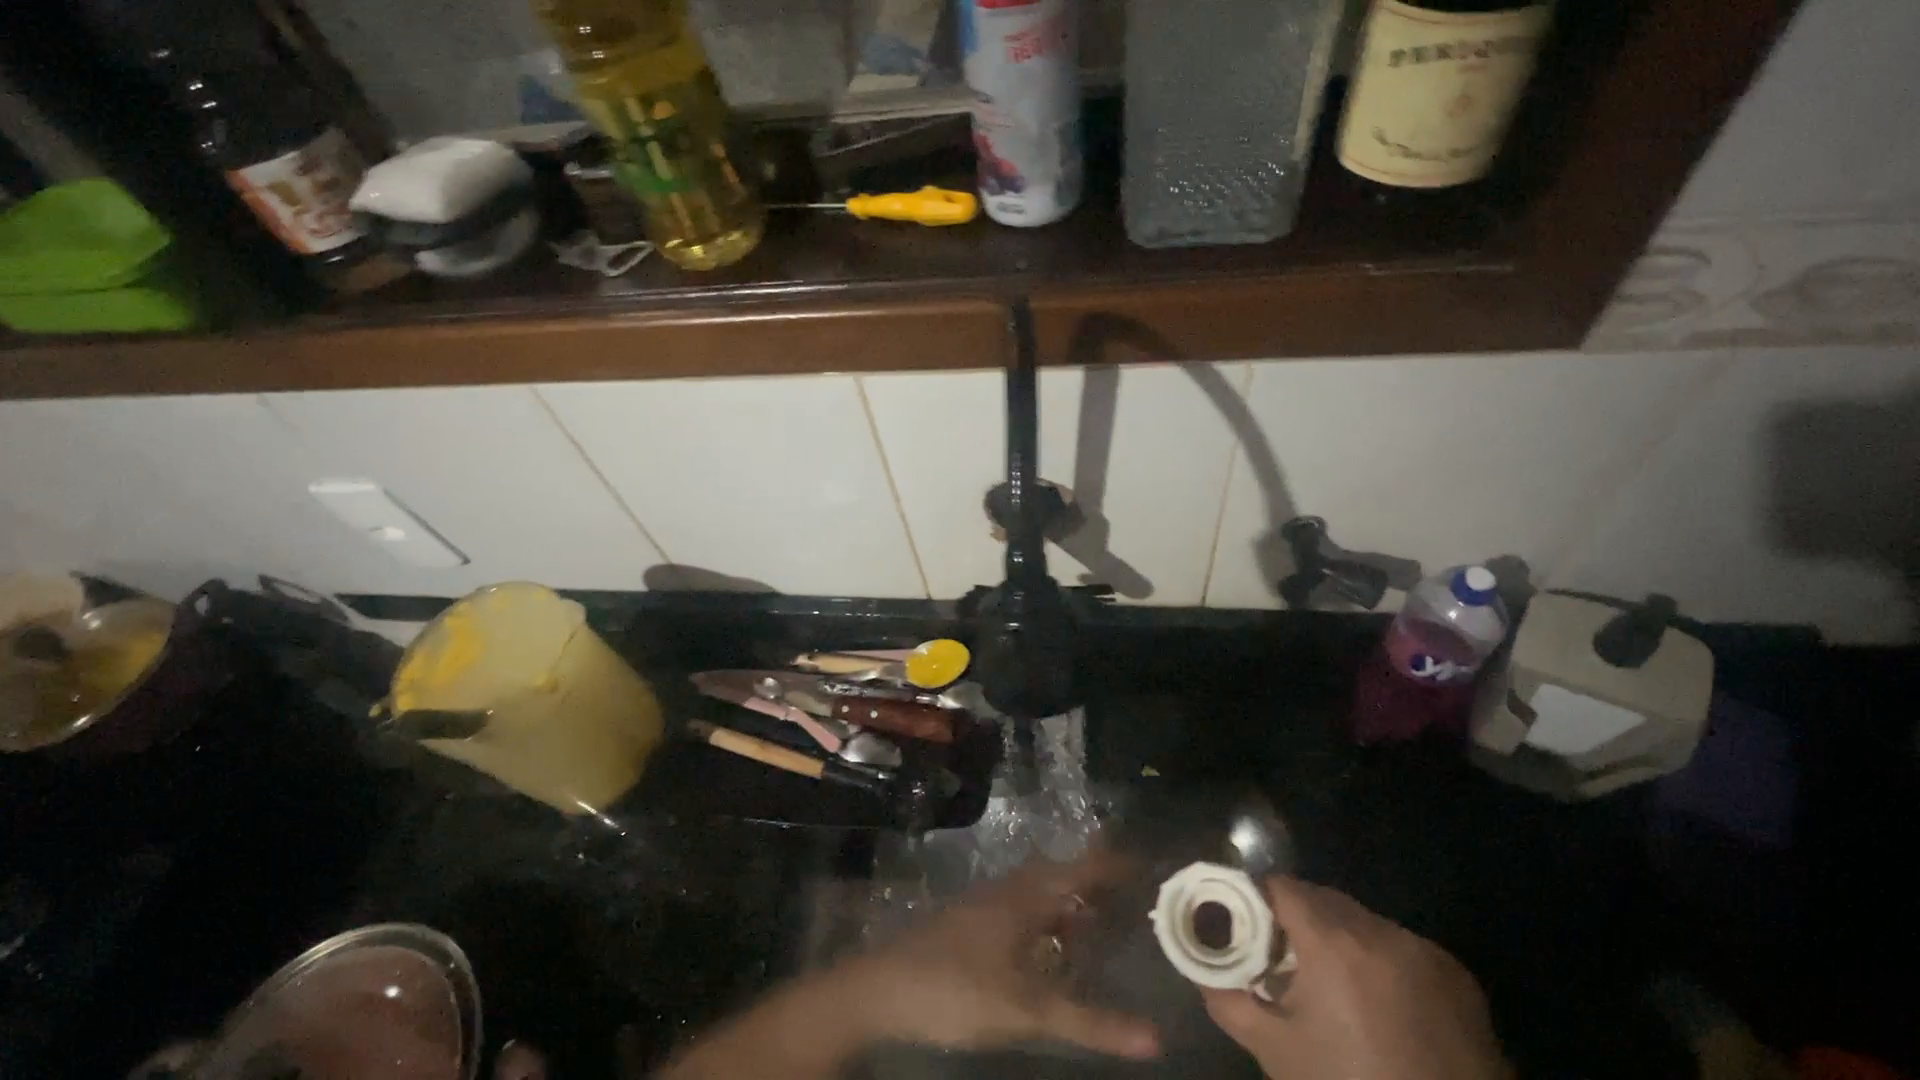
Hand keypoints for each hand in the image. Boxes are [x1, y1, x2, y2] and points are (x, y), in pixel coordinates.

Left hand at [841, 852, 1161, 1059]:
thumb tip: (1155, 1039)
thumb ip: (1089, 1023)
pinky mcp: (965, 925)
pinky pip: (1018, 912)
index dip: (1115, 866)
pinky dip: (1042, 923)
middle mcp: (1005, 891)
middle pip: (1059, 878)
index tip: (1150, 867)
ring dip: (1066, 906)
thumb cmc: (954, 990)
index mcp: (1024, 896)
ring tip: (1097, 927)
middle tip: (1131, 903)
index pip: (1081, 869)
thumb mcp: (1026, 1011)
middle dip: (1094, 887)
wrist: (876, 991)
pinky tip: (1045, 952)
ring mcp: (980, 906)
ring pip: (1035, 896)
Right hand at [1203, 878, 1505, 1079]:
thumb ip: (1229, 1002)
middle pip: (1322, 898)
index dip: (1255, 898)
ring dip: (1339, 938)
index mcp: (1332, 942)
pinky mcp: (1456, 973)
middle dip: (1295, 918)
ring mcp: (1423, 949)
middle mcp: (1379, 930)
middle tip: (1279, 958)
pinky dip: (1381, 961)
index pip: (1280, 885)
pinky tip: (1379, 1005)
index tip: (1242, 924)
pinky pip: (1402, 946)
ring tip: (1330, 985)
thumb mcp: (1277, 1051)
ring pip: (1363, 921)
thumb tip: (1202, 972)